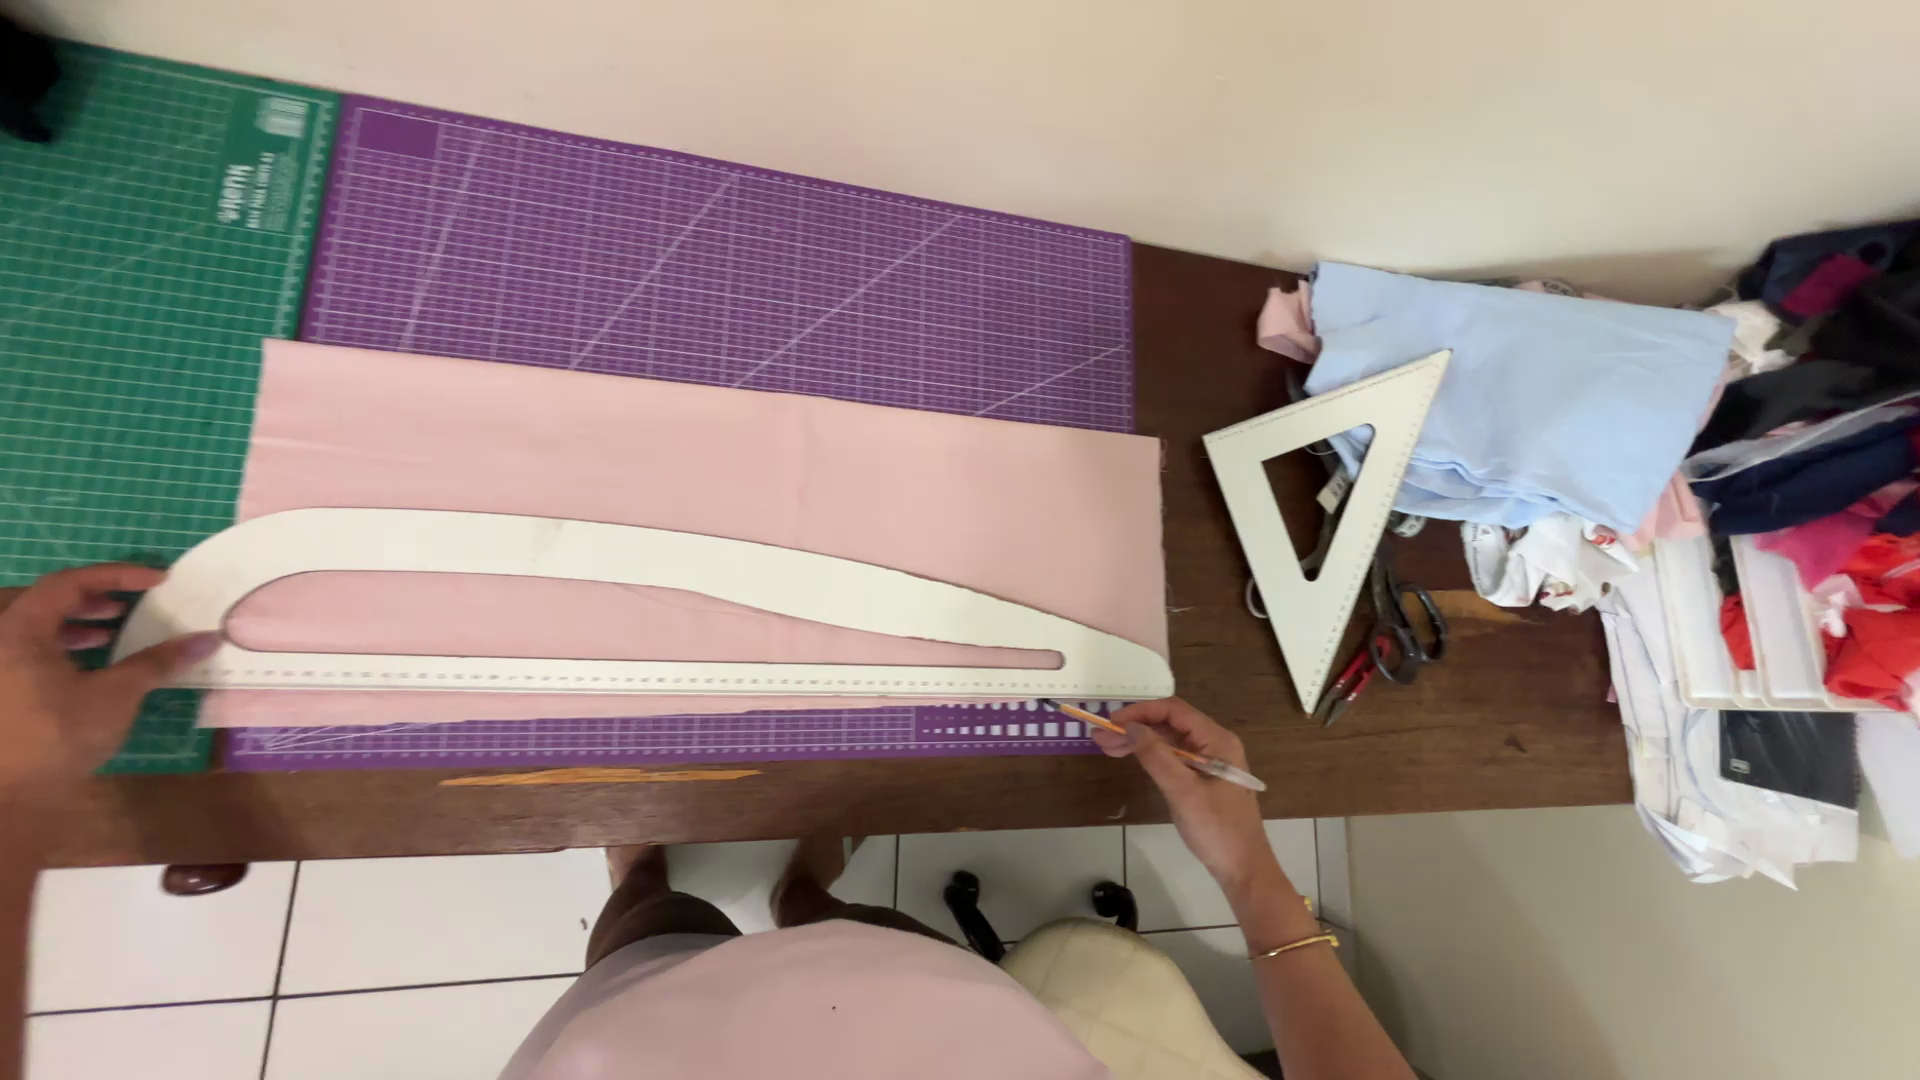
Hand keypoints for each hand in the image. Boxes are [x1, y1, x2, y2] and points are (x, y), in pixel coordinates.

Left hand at [0, 564, 215, 797]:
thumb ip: (159, 660)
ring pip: (15, 628)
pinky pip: (11, 653)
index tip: (157, 581)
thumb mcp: (117, 693)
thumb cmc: (57, 735)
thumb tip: (209, 638)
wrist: (8, 795)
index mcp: (12, 635)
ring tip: (103, 635)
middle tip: (118, 606)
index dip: (114, 575)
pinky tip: (78, 667)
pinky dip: (42, 648)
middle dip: (76, 597)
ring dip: (59, 623)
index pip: (63, 585)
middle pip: (24, 599)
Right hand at [1093, 697, 1278, 890]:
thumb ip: (1156, 755)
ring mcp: (1209, 761)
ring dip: (1138, 740)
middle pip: (1169, 723)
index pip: (1173, 710)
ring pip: (1168, 739)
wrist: (1244, 871)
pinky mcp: (1202, 777)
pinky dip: (1149, 754)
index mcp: (1217, 740)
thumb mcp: (1183, 792)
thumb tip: (1130, 727)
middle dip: (1135, 727)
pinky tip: (1130, 757)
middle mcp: (1214, 744)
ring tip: (1106, 746)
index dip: (1141, 712)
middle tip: (1101, 737)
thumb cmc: (1218, 830)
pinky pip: (1172, 756)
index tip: (1112, 723)